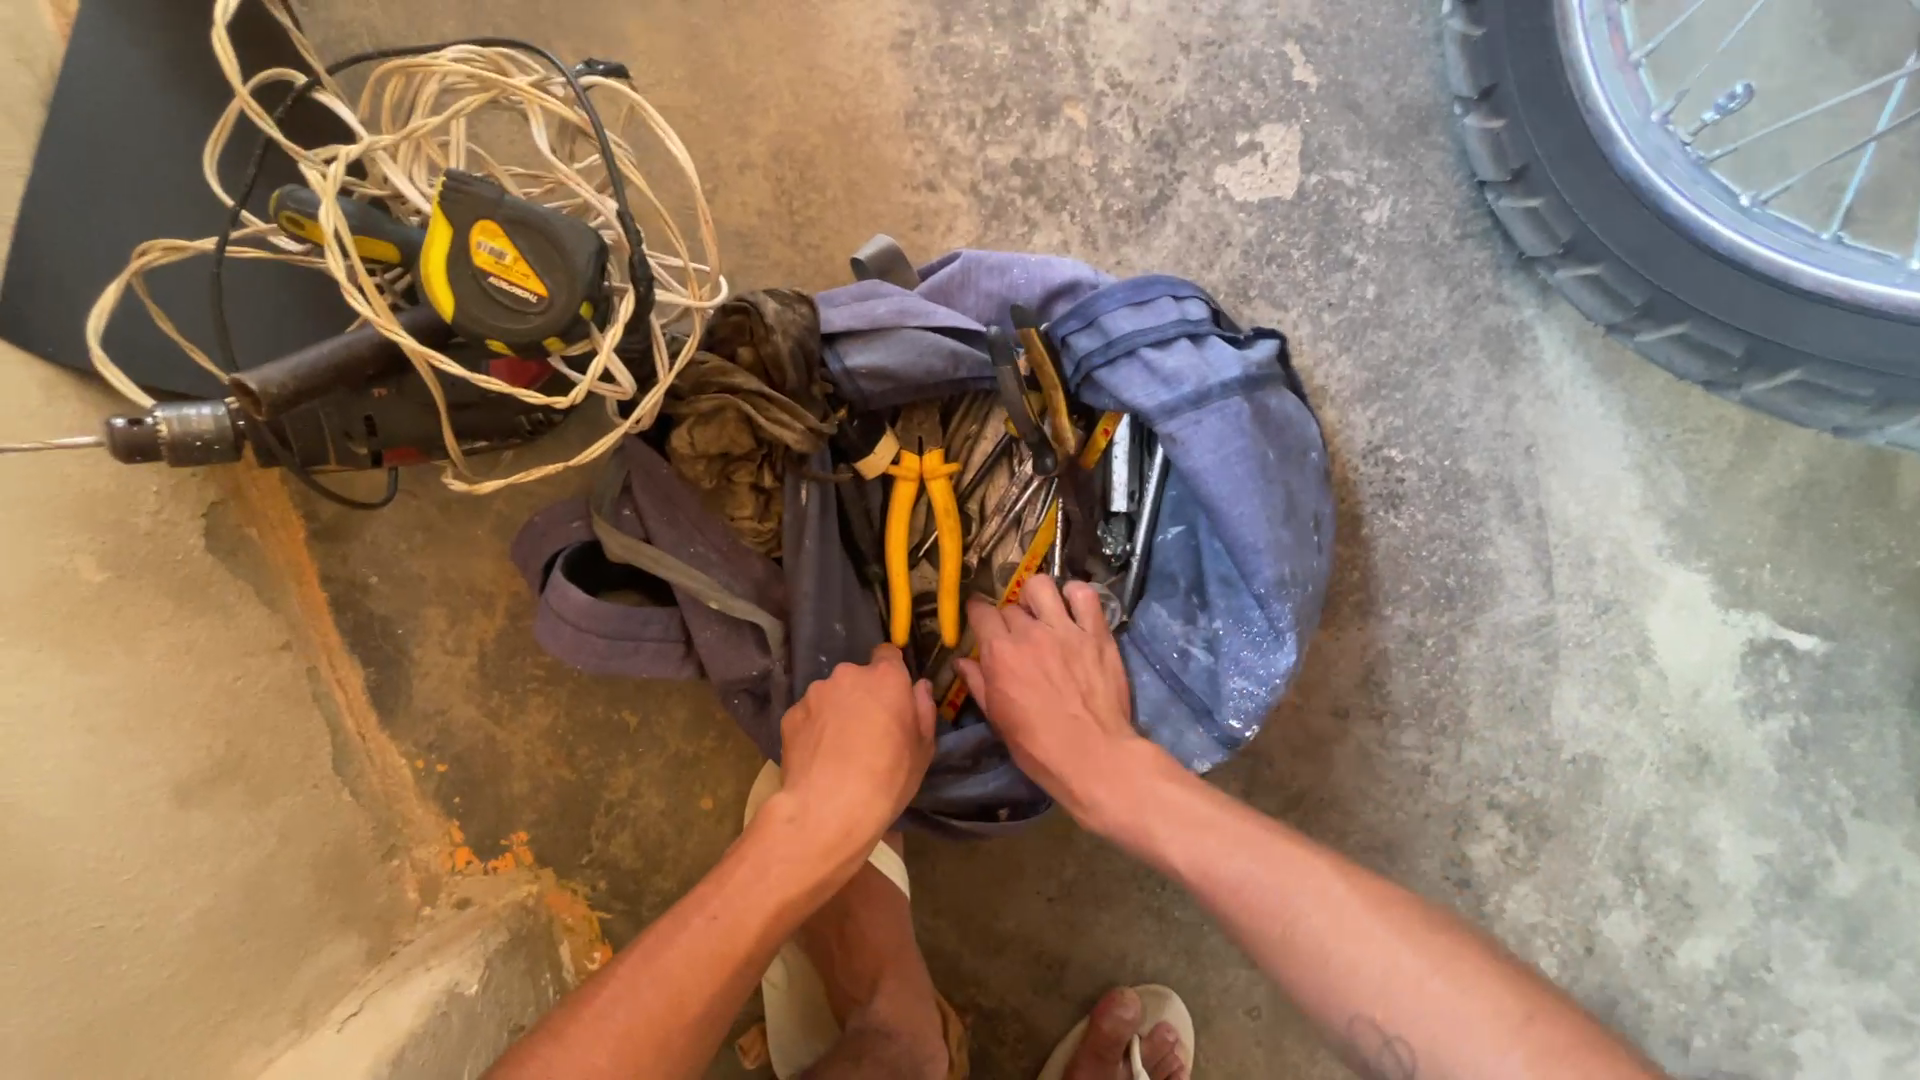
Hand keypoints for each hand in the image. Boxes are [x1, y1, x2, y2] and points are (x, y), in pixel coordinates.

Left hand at [775, 644, 935, 860]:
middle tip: (866, 730)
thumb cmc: (888, 777)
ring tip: (837, 748)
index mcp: (885, 677)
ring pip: (830, 696)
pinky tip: (817, 757)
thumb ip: (923, 709)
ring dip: (836, 711)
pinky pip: (808, 716)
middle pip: (857, 678)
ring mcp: (814, 694)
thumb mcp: (923, 749)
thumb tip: (918, 687)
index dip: (890, 673)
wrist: (829, 808)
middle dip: (862, 696)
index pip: (887, 654)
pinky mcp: (790, 715)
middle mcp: (848, 675)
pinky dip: (813, 729)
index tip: (892, 697)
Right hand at [956, 576, 1163, 828]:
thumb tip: (961, 662)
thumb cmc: (1037, 745)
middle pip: (1010, 605)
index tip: (979, 618)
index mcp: (1001, 653)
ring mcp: (1065, 629)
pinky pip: (1085, 595)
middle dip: (1008, 616)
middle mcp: (1030, 632)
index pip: (981, 612)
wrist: (1092, 755)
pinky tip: (1073, 607)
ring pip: (1042, 586)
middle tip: (1016, 635)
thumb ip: (978, 683)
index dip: (977, 612)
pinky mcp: (1096, 633)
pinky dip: (1076, 594)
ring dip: (1036, 595)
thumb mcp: (997, 718)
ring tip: (1041, 612)